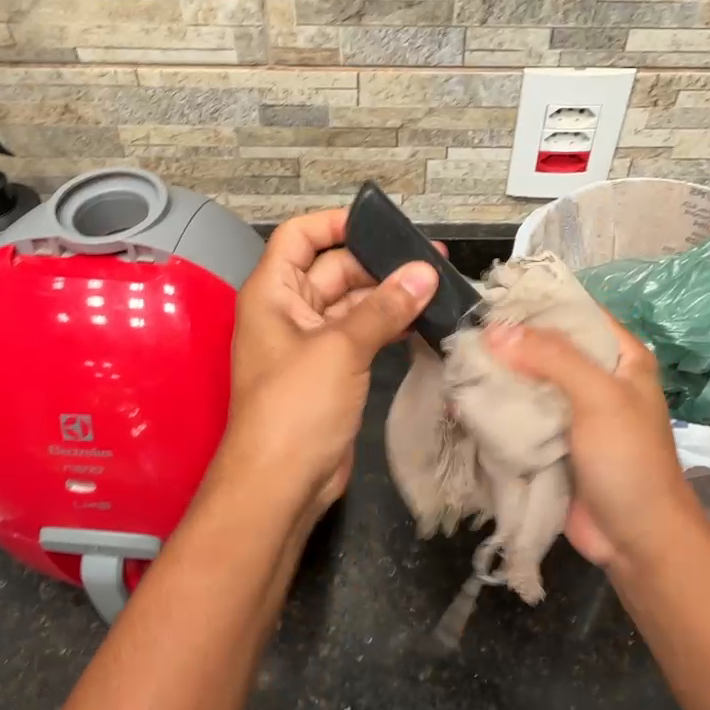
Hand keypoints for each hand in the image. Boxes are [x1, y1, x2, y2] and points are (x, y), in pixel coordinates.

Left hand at [219, 208, 438, 524]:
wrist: (281, 486)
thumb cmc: (296, 407)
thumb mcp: (341, 348)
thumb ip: (385, 308)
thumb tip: (425, 273)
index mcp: (272, 292)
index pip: (300, 236)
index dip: (336, 222)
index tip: (383, 223)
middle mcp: (288, 311)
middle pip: (334, 268)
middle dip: (378, 262)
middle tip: (431, 260)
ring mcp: (311, 343)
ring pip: (353, 303)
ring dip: (389, 295)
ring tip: (437, 286)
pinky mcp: (332, 371)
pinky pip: (362, 334)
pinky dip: (389, 325)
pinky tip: (424, 320)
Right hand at [486, 318, 699, 569]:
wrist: (637, 540)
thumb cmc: (628, 460)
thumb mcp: (599, 397)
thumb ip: (552, 357)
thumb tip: (496, 329)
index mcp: (621, 357)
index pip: (574, 312)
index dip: (535, 304)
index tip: (489, 299)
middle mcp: (596, 378)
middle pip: (545, 348)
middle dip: (508, 343)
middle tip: (462, 335)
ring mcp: (572, 412)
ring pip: (528, 382)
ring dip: (498, 377)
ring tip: (457, 364)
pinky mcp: (552, 441)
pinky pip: (521, 415)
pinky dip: (498, 409)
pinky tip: (465, 400)